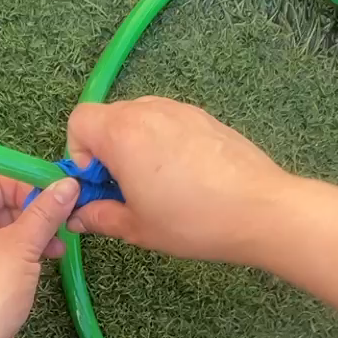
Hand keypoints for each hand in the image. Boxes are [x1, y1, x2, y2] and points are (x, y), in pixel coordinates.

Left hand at [0, 172, 79, 337]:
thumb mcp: (23, 245)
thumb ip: (46, 212)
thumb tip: (68, 183)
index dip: (27, 184)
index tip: (57, 198)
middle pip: (3, 206)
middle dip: (36, 212)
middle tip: (64, 224)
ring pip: (8, 234)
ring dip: (35, 236)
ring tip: (59, 249)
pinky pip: (5, 258)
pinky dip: (26, 257)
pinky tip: (44, 267)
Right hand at [64, 97, 301, 264]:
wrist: (260, 210)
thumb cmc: (192, 220)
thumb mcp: (136, 227)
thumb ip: (99, 217)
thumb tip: (77, 217)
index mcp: (122, 133)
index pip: (78, 121)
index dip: (78, 153)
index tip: (97, 184)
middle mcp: (148, 111)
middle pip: (107, 118)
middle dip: (104, 152)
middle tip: (122, 190)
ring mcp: (180, 110)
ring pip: (138, 119)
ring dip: (133, 147)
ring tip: (153, 186)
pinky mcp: (204, 117)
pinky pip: (167, 123)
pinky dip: (161, 144)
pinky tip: (182, 178)